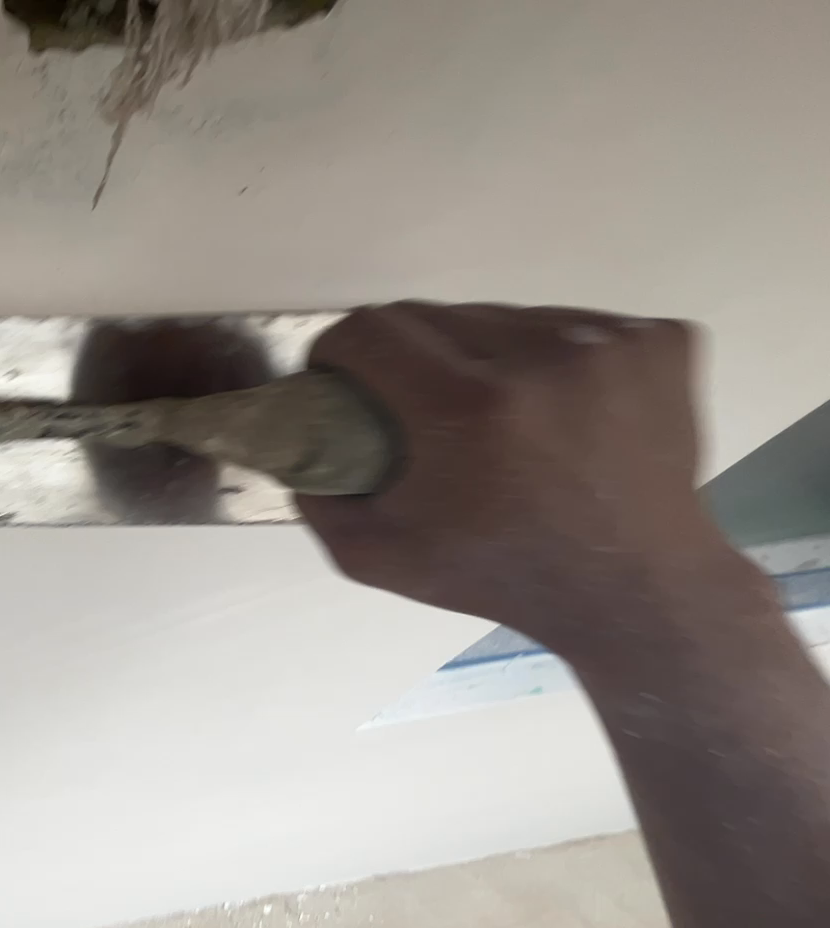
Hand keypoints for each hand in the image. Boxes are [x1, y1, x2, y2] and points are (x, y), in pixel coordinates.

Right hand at [297, 301, 730, 652]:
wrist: (630, 588)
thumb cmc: (490, 573)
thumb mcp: (367, 555)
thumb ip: (315, 497)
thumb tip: (295, 447)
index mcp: (463, 407)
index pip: (368, 331)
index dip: (334, 351)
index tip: (336, 380)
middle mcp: (539, 357)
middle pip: (424, 315)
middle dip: (392, 352)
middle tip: (397, 399)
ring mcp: (607, 343)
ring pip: (491, 314)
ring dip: (461, 350)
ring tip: (471, 404)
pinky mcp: (657, 340)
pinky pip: (558, 322)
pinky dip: (530, 353)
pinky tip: (535, 401)